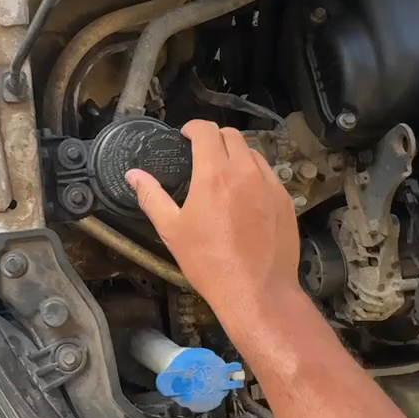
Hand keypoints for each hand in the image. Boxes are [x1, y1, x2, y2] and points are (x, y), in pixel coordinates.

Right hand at [127, 120, 307, 333]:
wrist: (257, 290)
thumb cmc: (209, 262)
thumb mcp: (172, 230)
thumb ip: (151, 196)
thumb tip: (133, 176)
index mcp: (214, 174)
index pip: (206, 131)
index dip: (193, 127)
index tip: (185, 135)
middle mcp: (245, 171)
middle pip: (232, 135)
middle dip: (214, 138)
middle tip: (201, 153)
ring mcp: (270, 184)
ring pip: (253, 152)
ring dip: (236, 154)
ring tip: (223, 173)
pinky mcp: (285, 200)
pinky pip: (269, 174)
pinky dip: (254, 174)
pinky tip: (245, 194)